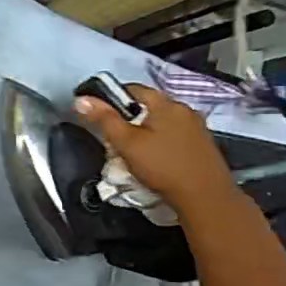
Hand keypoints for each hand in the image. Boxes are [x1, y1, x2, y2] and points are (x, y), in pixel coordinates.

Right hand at [74, 84, 237, 212]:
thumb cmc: (162, 166)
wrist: (204, 196)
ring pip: (161, 121)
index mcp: (167, 104)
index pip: (134, 89)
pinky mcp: (202, 143)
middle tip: (113, 138)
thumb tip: (81, 99)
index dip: (112, 97)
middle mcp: (185, 110)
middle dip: (128, 117)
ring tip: (132, 150)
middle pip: (148, 106)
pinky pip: (173, 134)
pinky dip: (159, 140)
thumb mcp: (126, 143)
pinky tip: (154, 158)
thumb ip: (104, 119)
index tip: (99, 115)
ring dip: (144, 130)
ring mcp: (197, 127)